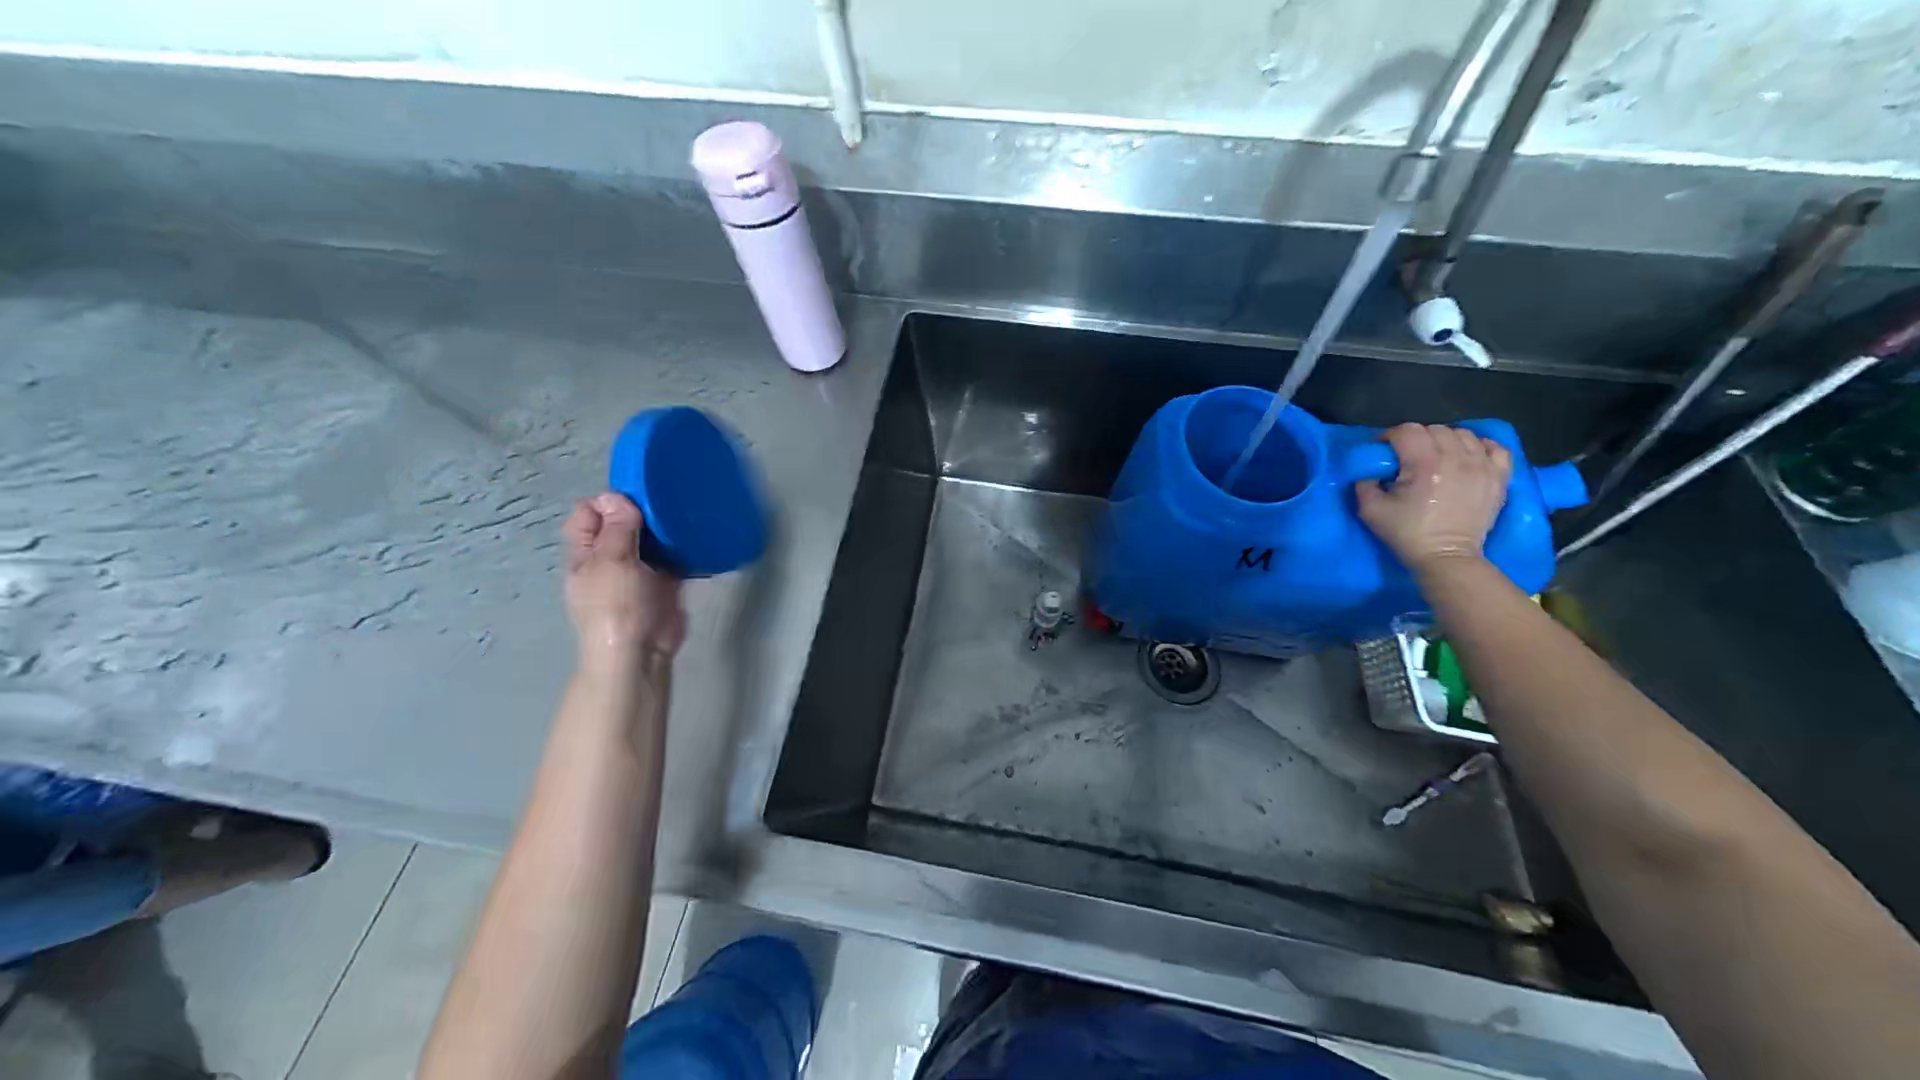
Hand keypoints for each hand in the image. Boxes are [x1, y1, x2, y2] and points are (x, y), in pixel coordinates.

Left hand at [562, 493, 685, 678]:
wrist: (640, 653)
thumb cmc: (615, 606)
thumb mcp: (610, 562)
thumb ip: (616, 528)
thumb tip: (616, 496)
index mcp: (585, 552)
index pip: (588, 512)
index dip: (608, 501)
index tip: (636, 498)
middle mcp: (609, 557)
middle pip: (621, 522)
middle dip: (642, 510)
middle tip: (667, 502)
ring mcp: (638, 570)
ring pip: (649, 537)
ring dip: (665, 526)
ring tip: (686, 511)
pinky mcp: (665, 581)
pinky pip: (673, 556)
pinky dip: (682, 546)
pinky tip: (696, 534)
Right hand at [1355, 423, 1511, 572]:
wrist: (1446, 557)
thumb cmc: (1406, 534)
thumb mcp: (1370, 510)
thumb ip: (1364, 482)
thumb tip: (1370, 468)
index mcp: (1424, 464)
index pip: (1407, 430)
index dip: (1389, 436)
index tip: (1383, 451)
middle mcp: (1457, 458)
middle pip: (1434, 429)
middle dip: (1416, 438)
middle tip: (1407, 457)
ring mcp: (1483, 466)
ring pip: (1463, 434)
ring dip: (1445, 440)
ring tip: (1436, 457)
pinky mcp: (1499, 476)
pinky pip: (1495, 447)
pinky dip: (1479, 446)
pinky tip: (1467, 456)